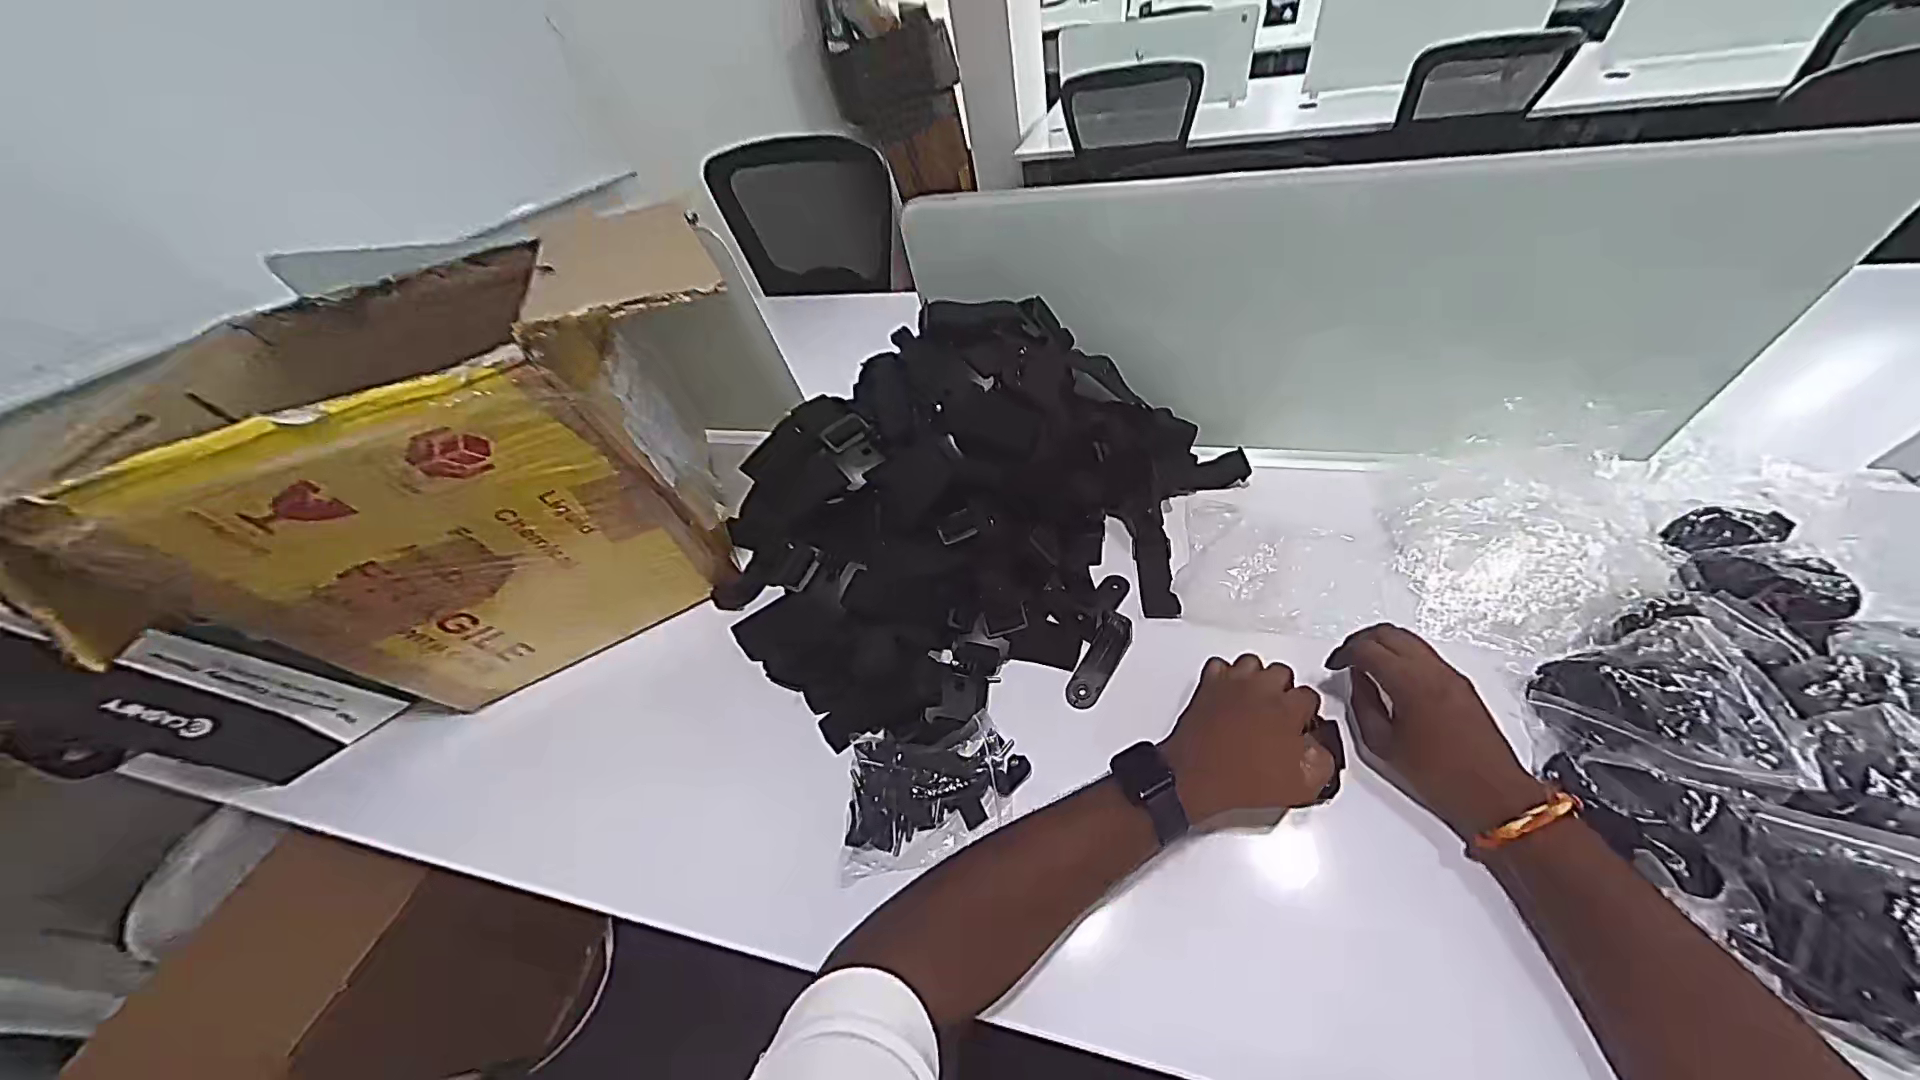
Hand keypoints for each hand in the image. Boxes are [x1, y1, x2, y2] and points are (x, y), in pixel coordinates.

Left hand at [1159, 654, 1339, 824]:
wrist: (1199, 776)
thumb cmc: (1244, 779)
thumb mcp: (1303, 784)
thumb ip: (1323, 759)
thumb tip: (1320, 747)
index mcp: (1288, 708)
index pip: (1310, 695)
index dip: (1306, 712)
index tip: (1301, 724)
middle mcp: (1261, 688)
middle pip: (1282, 673)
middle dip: (1283, 690)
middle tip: (1278, 712)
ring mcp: (1232, 683)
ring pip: (1251, 664)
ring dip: (1256, 678)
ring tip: (1254, 700)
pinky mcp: (1208, 684)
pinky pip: (1219, 667)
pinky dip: (1225, 675)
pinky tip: (1228, 693)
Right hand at [1327, 624, 1547, 837]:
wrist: (1493, 796)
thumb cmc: (1441, 778)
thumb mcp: (1381, 744)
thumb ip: (1362, 704)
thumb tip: (1356, 683)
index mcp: (1410, 684)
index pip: (1367, 647)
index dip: (1344, 652)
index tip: (1335, 664)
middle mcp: (1434, 673)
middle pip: (1388, 633)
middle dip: (1360, 641)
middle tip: (1346, 657)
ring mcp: (1452, 677)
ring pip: (1409, 639)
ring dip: (1382, 646)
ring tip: (1365, 665)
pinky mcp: (1463, 685)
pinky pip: (1425, 654)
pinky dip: (1401, 655)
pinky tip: (1391, 675)